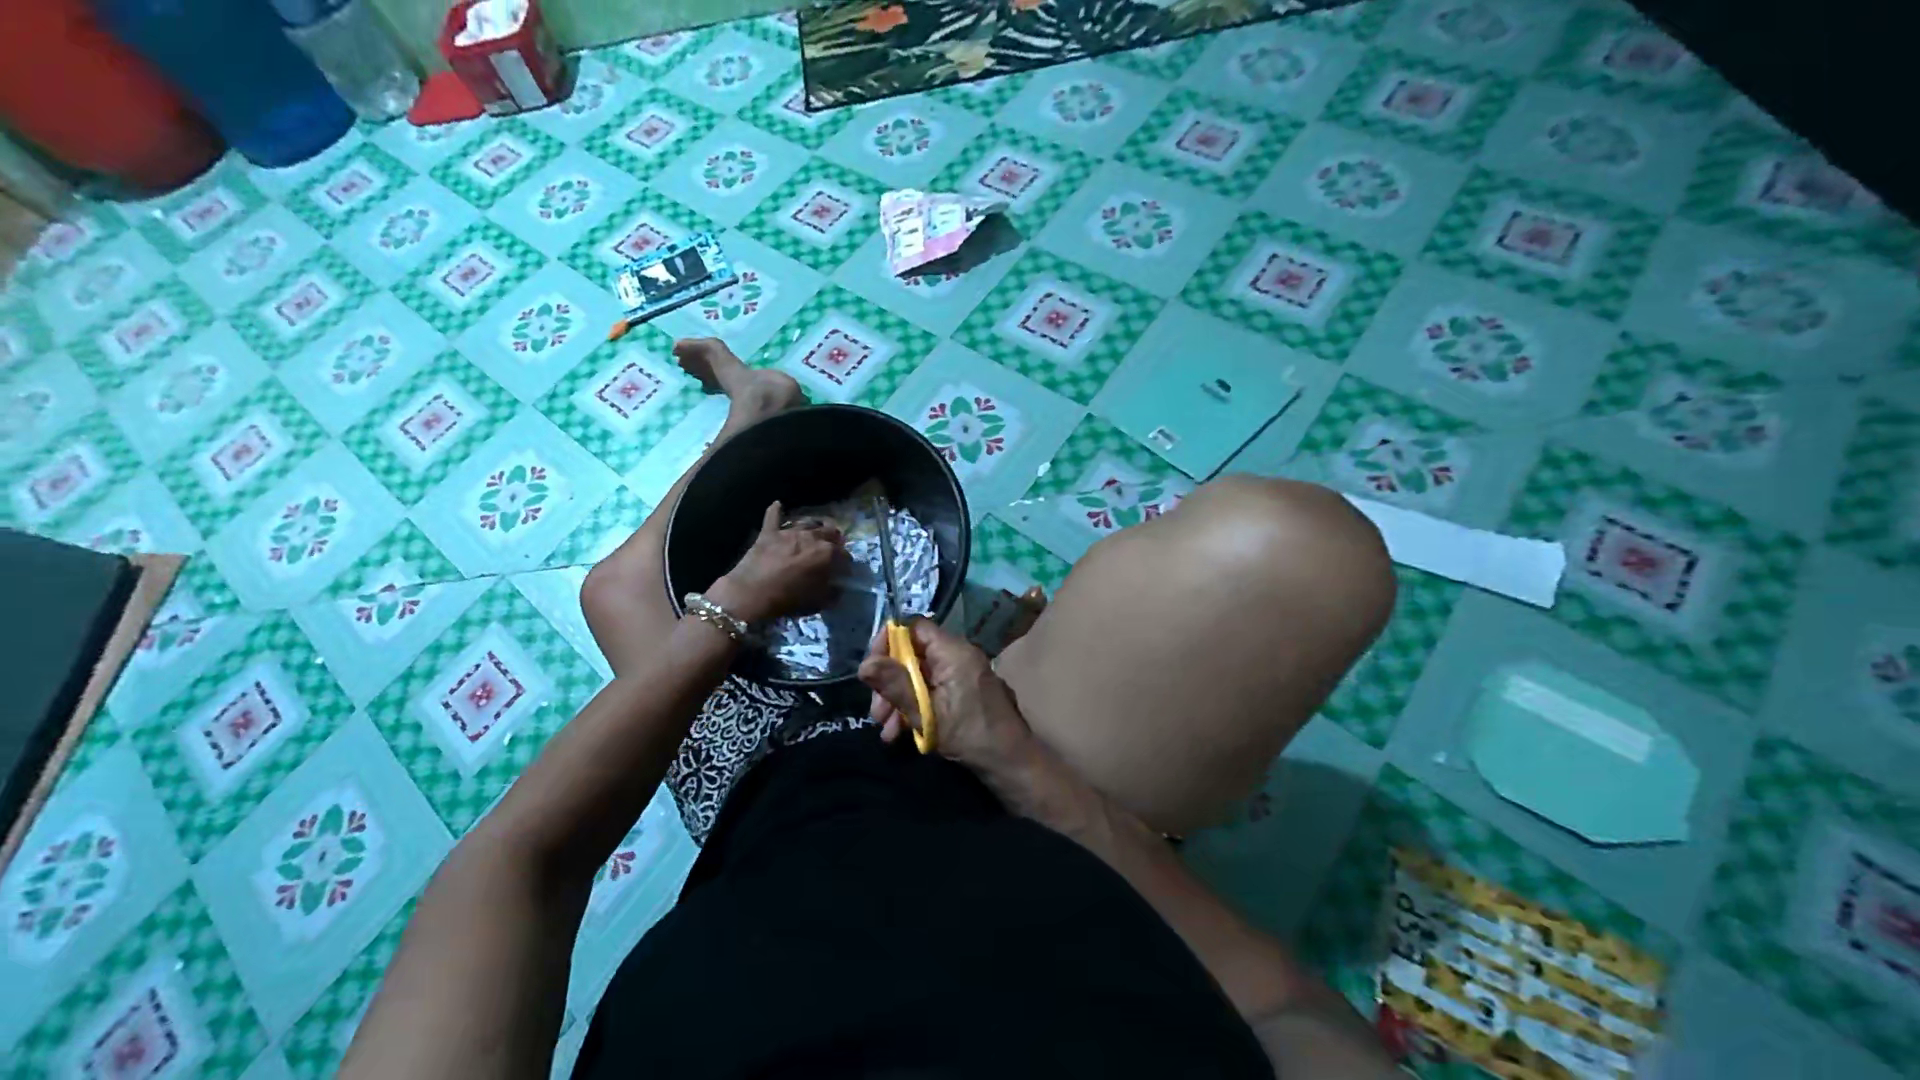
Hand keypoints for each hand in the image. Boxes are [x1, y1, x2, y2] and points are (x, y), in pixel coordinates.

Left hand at [706, 502, 841, 623]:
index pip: (844, 554)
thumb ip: (832, 592)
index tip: (844, 571)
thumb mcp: (818, 601)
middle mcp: (812, 537)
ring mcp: (789, 532)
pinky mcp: (769, 533)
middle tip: (833, 548)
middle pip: (830, 532)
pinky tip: (778, 504)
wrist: (752, 594)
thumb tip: (837, 588)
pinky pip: (773, 516)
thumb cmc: (788, 599)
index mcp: (827, 553)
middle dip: (835, 539)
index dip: (846, 563)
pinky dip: (776, 511)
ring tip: (816, 532)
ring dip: (815, 526)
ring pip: (808, 522)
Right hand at [859, 618, 1032, 770]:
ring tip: (887, 730)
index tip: (871, 669)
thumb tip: (864, 664)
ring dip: (899, 701)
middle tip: (876, 713)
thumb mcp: (926, 711)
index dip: (888, 642)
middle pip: (913, 655)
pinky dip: (916, 707)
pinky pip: (933, 690)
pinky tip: (901, 733)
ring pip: (920, 677)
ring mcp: (963, 675)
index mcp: (953, 651)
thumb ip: (894, 685)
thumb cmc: (969, 733)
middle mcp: (958, 656)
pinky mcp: (964, 694)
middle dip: (890, 683)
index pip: (914, 628)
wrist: (1011, 762)